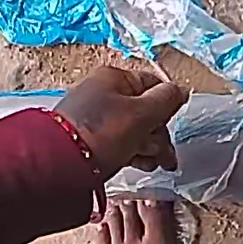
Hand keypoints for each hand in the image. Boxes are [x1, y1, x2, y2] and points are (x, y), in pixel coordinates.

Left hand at [55, 65, 188, 178]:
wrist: (61, 164)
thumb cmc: (102, 133)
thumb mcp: (141, 113)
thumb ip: (166, 100)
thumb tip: (181, 91)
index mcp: (115, 79)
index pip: (154, 86)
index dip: (167, 107)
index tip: (173, 125)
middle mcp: (105, 94)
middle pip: (145, 111)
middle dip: (159, 134)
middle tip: (164, 155)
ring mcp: (97, 118)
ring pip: (135, 130)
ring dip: (148, 147)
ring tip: (151, 163)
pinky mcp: (91, 141)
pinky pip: (120, 144)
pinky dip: (132, 153)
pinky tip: (137, 164)